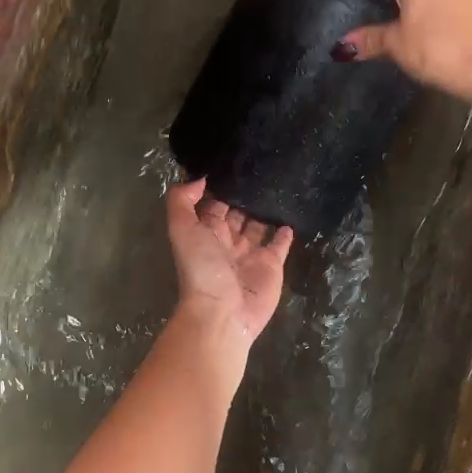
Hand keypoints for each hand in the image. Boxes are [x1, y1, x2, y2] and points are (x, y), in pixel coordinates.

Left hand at [164, 179, 293, 350]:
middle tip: (259, 165)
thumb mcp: (181, 228)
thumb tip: (199, 177)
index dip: (218, 183)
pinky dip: (284, 231)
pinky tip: (290, 214)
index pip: (213, 201)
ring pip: (258, 224)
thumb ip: (182, 200)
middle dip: (244, 192)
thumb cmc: (201, 268)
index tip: (231, 160)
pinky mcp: (271, 264)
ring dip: (264, 207)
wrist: (223, 312)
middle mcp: (227, 239)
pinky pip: (279, 244)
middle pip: (237, 210)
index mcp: (205, 230)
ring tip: (277, 183)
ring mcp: (250, 252)